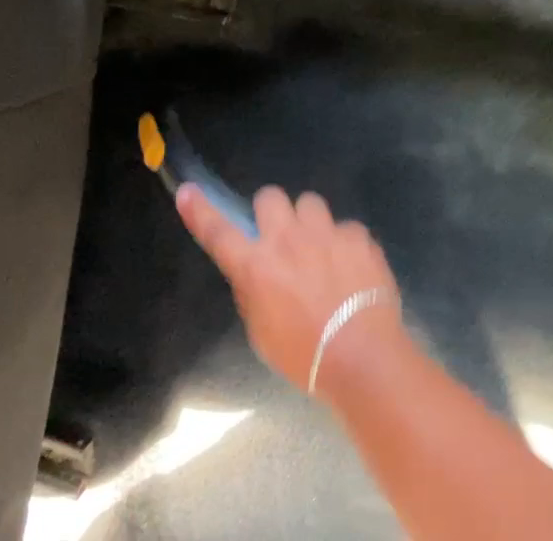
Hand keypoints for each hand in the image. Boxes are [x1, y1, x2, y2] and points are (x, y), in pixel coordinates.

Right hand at [176, 183, 403, 396]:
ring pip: (310, 203)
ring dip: (310, 223)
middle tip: (283, 239)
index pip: (218, 230)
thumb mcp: (262, 333)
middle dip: (273, 213)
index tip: (188, 192)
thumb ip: (254, 292)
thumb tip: (256, 273)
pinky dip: (346, 244)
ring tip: (321, 250)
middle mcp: (287, 240)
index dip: (200, 210)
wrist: (364, 360)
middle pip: (270, 196)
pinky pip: (346, 228)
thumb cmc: (305, 357)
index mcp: (256, 266)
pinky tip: (353, 269)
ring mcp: (326, 234)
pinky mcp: (358, 237)